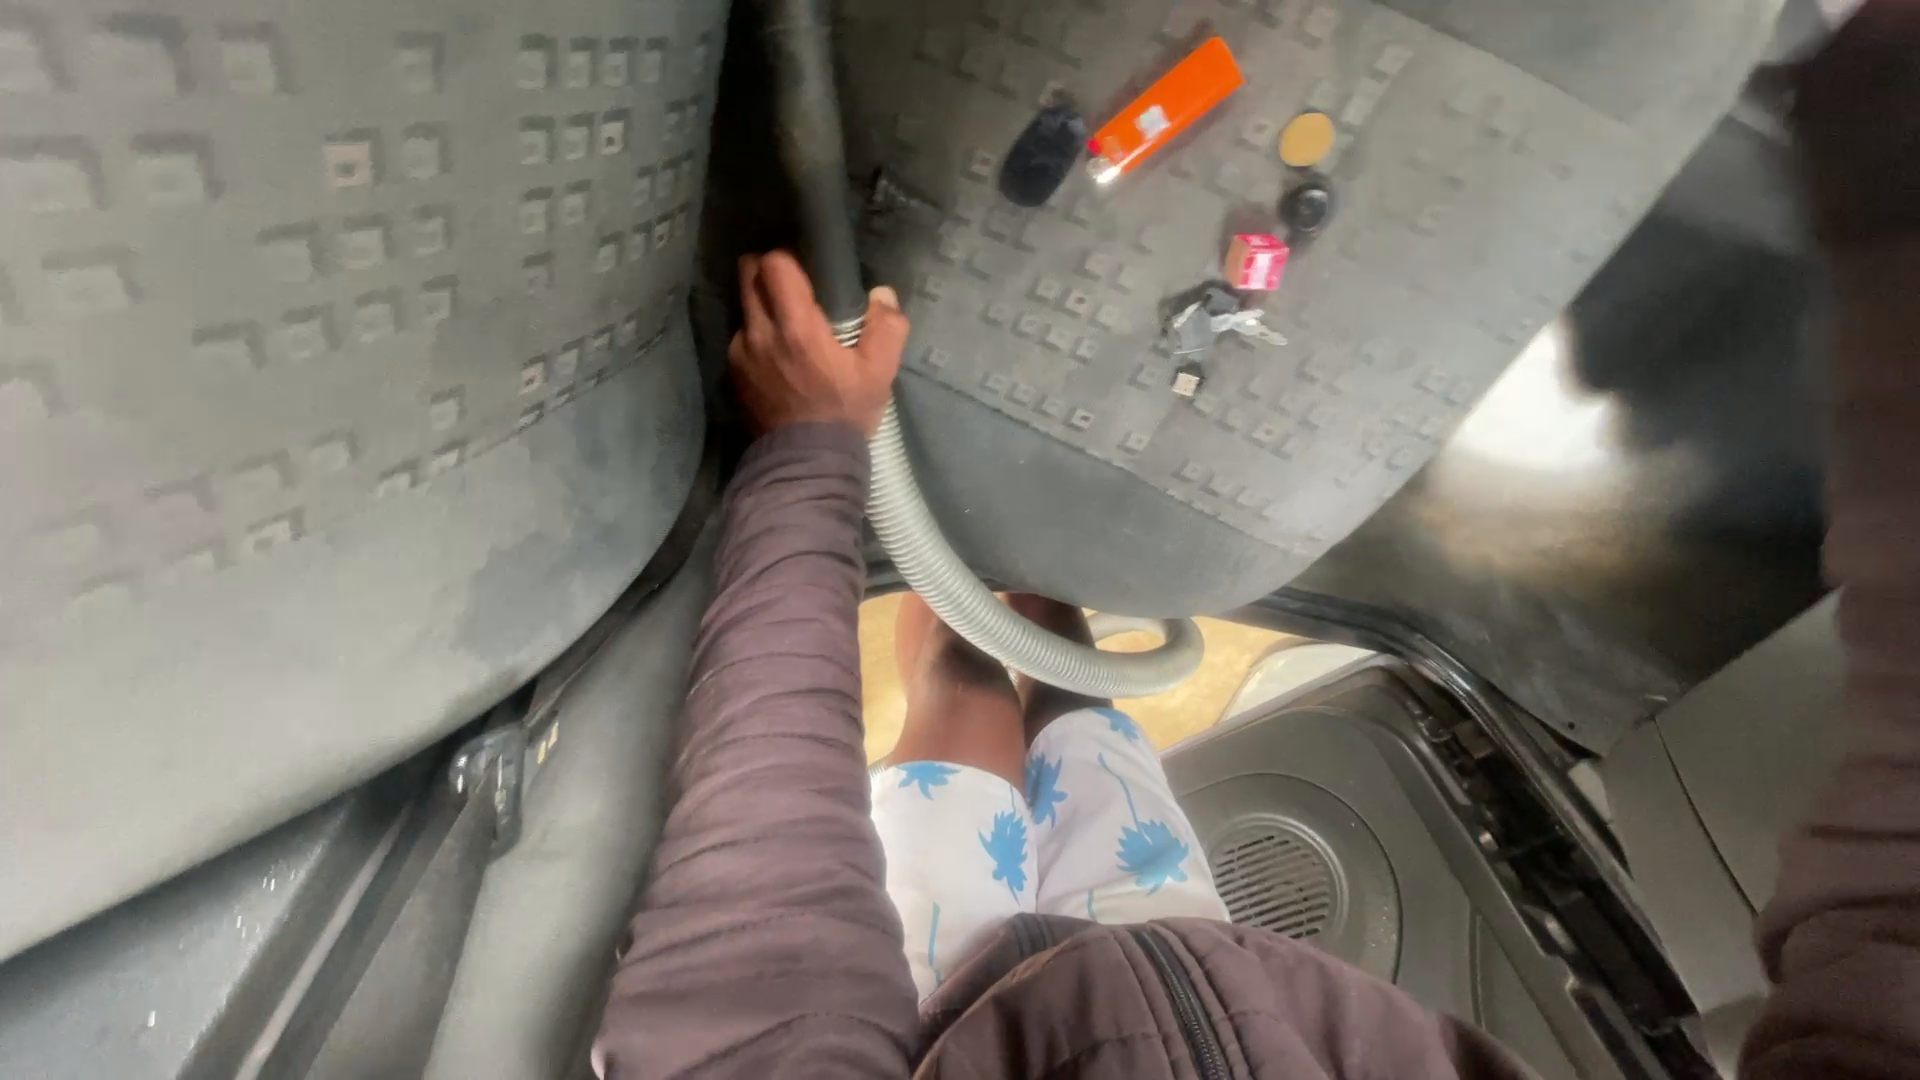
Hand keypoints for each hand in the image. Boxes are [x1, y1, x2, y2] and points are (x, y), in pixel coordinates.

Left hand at [729, 250, 907, 436]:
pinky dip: (755, 339)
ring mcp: (740, 353)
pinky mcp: (732, 374)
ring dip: (762, 306)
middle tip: (794, 290)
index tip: (808, 272)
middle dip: (768, 271)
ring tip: (786, 329)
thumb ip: (887, 328)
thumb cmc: (845, 414)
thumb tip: (883, 296)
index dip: (790, 258)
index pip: (775, 263)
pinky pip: (740, 338)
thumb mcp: (879, 374)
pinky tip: (776, 360)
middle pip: (748, 273)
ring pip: (743, 306)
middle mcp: (760, 332)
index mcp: (797, 326)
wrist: (808, 462)